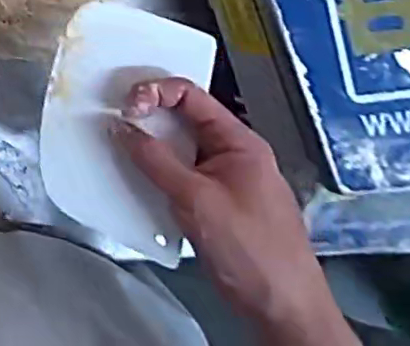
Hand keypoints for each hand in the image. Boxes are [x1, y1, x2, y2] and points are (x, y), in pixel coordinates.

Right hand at [113, 78, 355, 345]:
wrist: (288, 317)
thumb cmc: (256, 256)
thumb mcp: (197, 201)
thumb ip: (155, 160)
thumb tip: (123, 129)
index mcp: (239, 142)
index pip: (189, 95)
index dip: (154, 92)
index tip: (128, 107)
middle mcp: (234, 153)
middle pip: (183, 118)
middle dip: (149, 119)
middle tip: (121, 125)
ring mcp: (227, 179)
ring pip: (180, 148)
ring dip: (153, 148)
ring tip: (127, 152)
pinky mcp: (218, 203)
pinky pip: (182, 173)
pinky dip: (160, 172)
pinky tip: (144, 181)